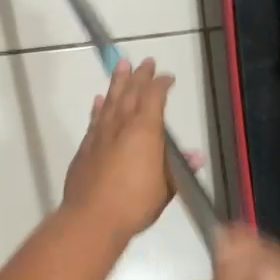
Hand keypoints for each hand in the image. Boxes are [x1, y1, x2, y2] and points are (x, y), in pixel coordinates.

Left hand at [62, 59, 187, 239]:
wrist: (92, 218)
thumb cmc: (135, 204)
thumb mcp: (166, 188)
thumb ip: (178, 168)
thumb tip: (194, 155)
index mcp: (145, 130)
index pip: (154, 97)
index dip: (161, 84)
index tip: (168, 77)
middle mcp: (121, 125)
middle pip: (130, 92)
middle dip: (139, 75)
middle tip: (144, 61)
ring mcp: (100, 135)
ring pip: (110, 101)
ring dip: (116, 82)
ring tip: (120, 66)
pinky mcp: (85, 149)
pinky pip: (94, 119)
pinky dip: (98, 107)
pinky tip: (99, 101)